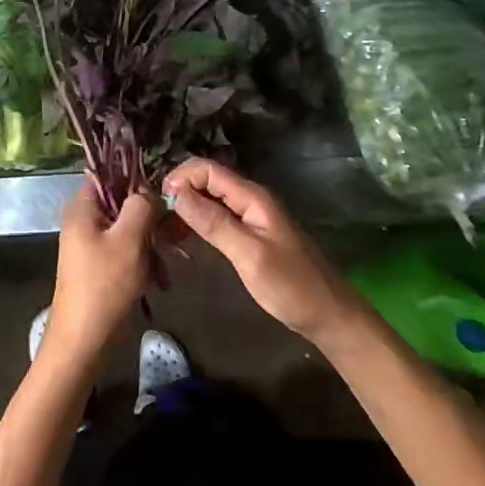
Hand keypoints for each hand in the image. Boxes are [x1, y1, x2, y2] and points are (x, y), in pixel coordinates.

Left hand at [46, 181, 154, 361]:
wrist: (84, 338)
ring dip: (149, 244)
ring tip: (164, 266)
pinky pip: (124, 252)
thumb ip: (141, 206)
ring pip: (126, 230)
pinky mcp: (98, 266)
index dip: (135, 180)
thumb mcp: (129, 239)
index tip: (162, 193)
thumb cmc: (105, 283)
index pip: (109, 176)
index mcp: (82, 207)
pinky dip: (141, 261)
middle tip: (171, 233)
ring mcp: (89, 245)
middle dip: (148, 219)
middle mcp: (83, 221)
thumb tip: (149, 190)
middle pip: (121, 205)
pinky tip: (158, 281)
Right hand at [165, 158, 355, 342]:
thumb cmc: (291, 286)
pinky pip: (215, 216)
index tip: (159, 202)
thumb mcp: (249, 255)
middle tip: (155, 218)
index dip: (180, 178)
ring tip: (162, 229)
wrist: (329, 316)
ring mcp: (249, 216)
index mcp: (252, 197)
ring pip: (208, 198)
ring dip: (184, 207)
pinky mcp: (247, 233)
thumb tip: (176, 192)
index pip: (207, 169)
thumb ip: (213, 222)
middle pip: (205, 180)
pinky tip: (182, 238)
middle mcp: (249, 199)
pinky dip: (195, 222)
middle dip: (178, 191)